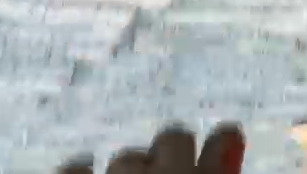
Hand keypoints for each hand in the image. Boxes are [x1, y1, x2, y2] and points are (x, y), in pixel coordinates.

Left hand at [59, 124, 244, 173]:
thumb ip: (221, 171)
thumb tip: (232, 144)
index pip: (226, 136)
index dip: (220, 143)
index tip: (217, 146)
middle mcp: (170, 171)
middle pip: (175, 136)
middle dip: (167, 154)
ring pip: (127, 157)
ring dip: (125, 173)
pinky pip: (73, 169)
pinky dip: (78, 170)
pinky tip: (82, 169)